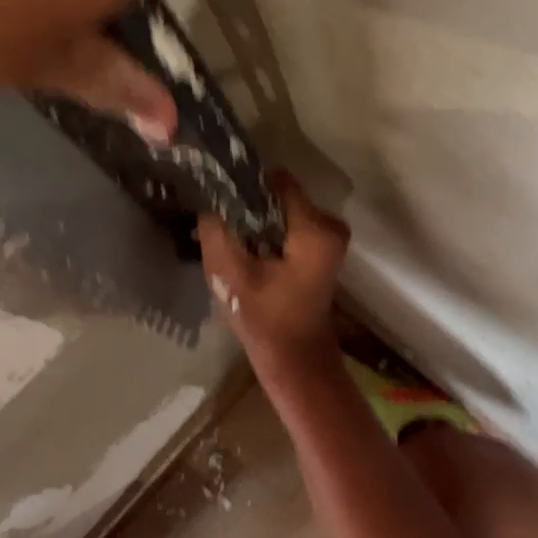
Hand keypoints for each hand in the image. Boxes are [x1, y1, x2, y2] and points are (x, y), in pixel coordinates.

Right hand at [198, 172, 351, 369]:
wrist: (295, 356)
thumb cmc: (265, 318)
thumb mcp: (231, 274)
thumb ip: (216, 231)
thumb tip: (206, 202)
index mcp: (314, 229)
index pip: (278, 181)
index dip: (246, 186)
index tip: (220, 195)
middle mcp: (330, 226)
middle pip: (281, 196)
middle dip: (250, 206)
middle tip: (222, 223)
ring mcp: (330, 237)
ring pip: (284, 211)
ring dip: (258, 221)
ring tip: (232, 238)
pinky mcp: (323, 249)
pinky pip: (291, 226)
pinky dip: (270, 233)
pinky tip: (249, 251)